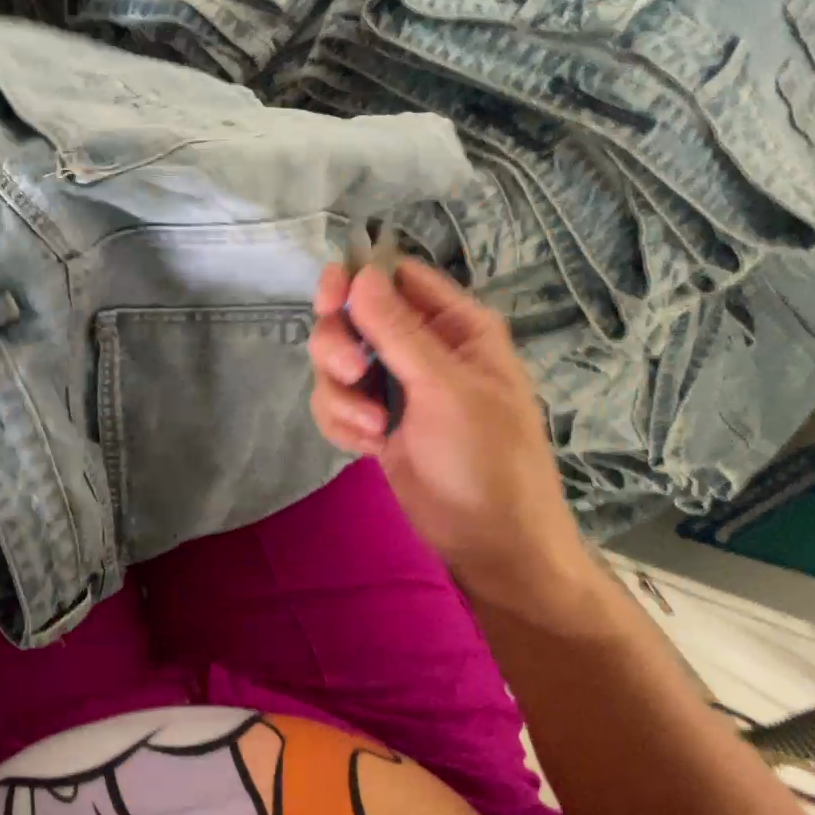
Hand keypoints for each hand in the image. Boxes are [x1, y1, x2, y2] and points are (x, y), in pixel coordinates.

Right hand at [308, 258, 592, 605]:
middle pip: (350, 318)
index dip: (357, 282)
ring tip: (371, 429)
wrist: (485, 539)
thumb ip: (397, 331)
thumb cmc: (485, 457)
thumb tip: (358, 275)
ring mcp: (392, 385)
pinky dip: (340, 423)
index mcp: (453, 326)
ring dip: (340, 396)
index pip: (395, 278)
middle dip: (339, 349)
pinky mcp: (371, 419)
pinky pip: (332, 402)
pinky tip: (366, 446)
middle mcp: (419, 347)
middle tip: (350, 374)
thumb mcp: (445, 389)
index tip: (330, 300)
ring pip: (333, 363)